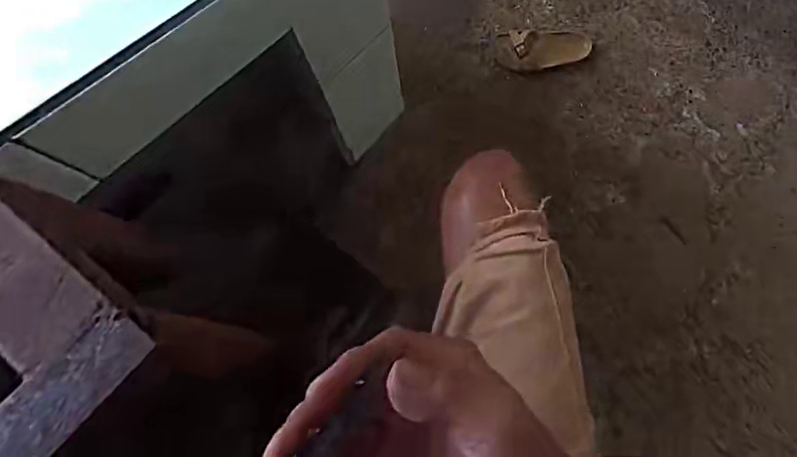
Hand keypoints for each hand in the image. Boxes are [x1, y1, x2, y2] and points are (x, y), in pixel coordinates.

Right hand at [265, 328, 568, 456]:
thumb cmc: (516, 451)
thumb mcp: (493, 419)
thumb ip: (448, 390)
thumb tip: (394, 369)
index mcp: (442, 364)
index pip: (387, 351)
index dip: (348, 368)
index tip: (314, 399)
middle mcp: (418, 389)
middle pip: (358, 388)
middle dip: (317, 411)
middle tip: (280, 447)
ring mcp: (405, 427)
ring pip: (348, 425)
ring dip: (313, 440)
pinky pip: (355, 453)